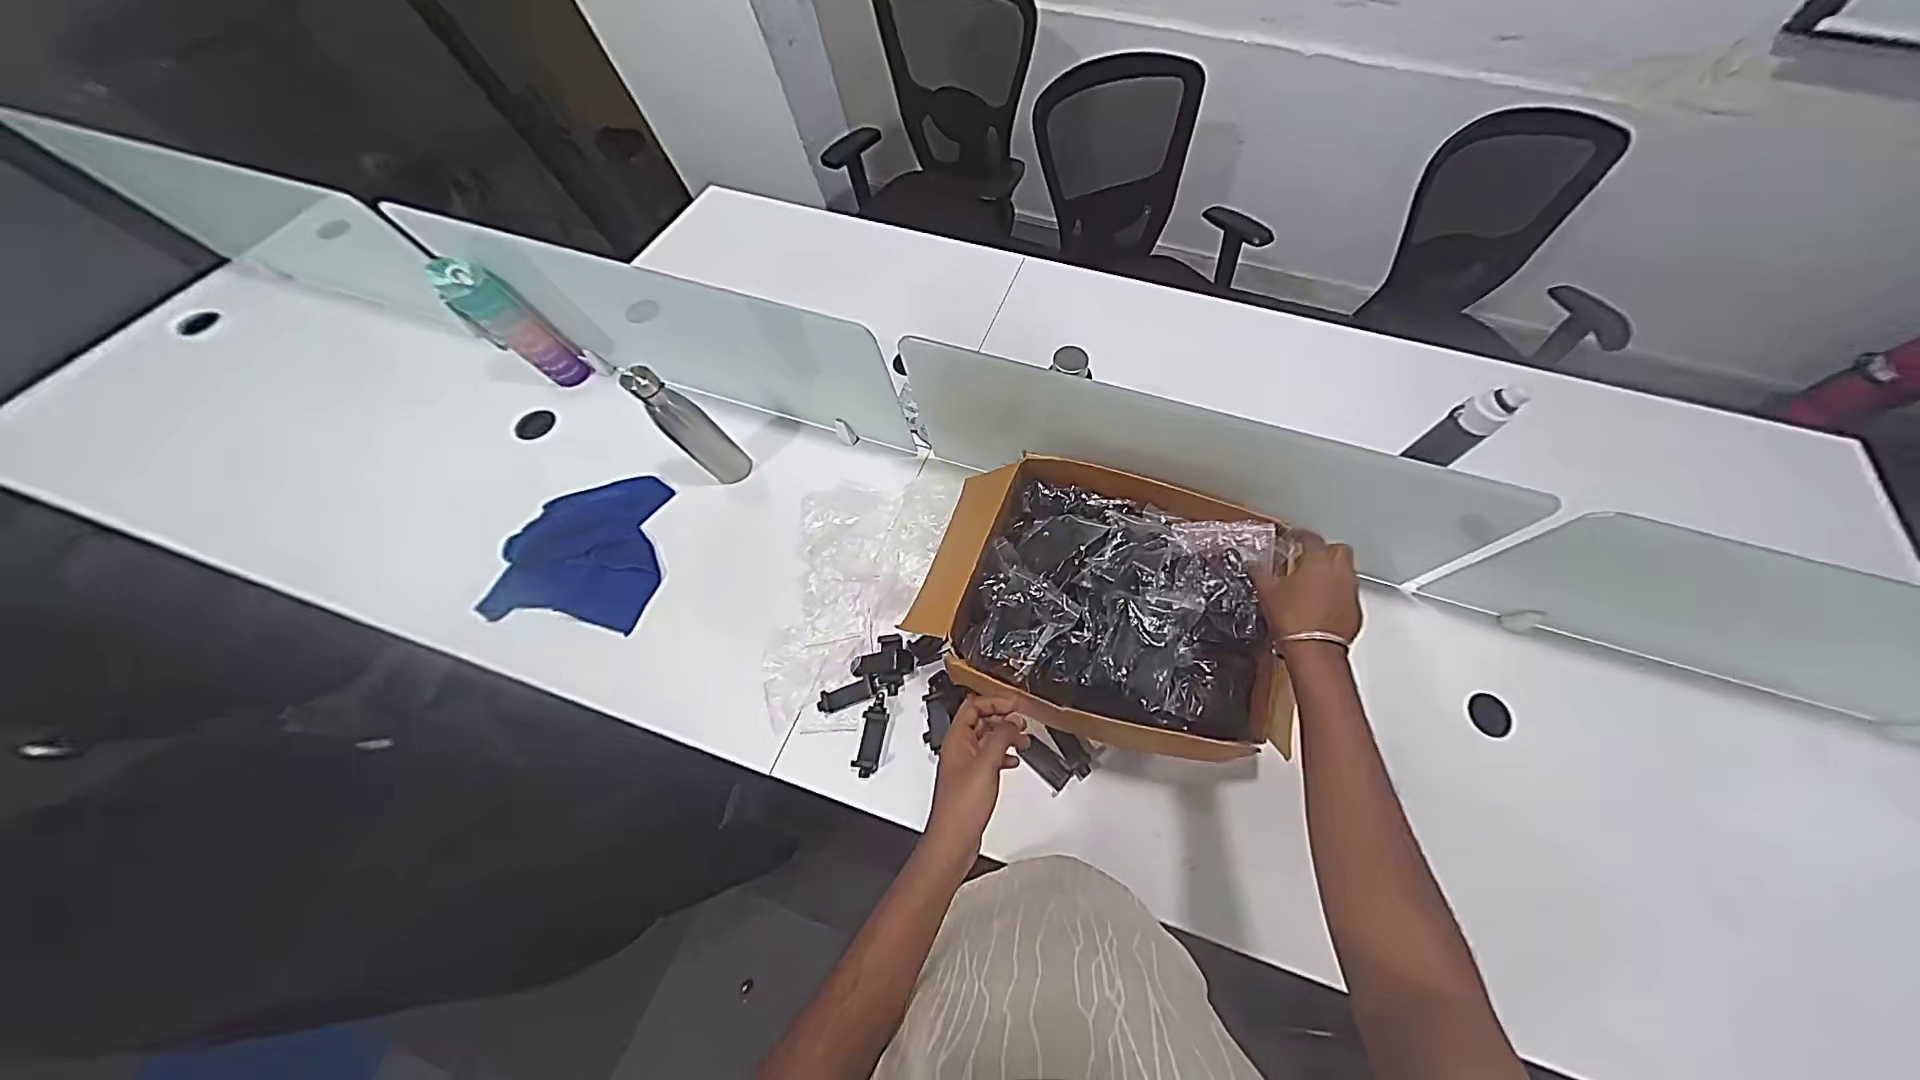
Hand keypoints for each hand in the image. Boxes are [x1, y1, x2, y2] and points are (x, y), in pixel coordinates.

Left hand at [926, 696, 1029, 851]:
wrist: (953, 839)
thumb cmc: (961, 807)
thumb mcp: (986, 764)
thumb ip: (1001, 738)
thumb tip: (1012, 720)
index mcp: (957, 740)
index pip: (974, 706)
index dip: (995, 702)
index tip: (1014, 705)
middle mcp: (959, 750)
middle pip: (981, 721)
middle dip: (1003, 718)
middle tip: (1021, 721)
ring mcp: (965, 765)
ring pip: (986, 740)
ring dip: (1005, 736)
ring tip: (1022, 739)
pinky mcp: (972, 780)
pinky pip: (989, 758)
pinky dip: (1003, 755)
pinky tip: (1012, 760)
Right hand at [1251, 532, 1361, 646]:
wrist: (1313, 649)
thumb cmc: (1292, 619)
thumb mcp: (1266, 591)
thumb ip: (1260, 572)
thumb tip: (1254, 565)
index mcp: (1318, 561)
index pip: (1311, 538)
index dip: (1300, 535)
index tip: (1293, 537)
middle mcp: (1340, 572)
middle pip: (1338, 549)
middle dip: (1324, 550)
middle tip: (1307, 557)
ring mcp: (1350, 590)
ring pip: (1346, 570)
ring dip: (1331, 571)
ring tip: (1312, 580)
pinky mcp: (1355, 609)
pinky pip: (1348, 592)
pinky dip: (1336, 592)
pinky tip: (1320, 601)